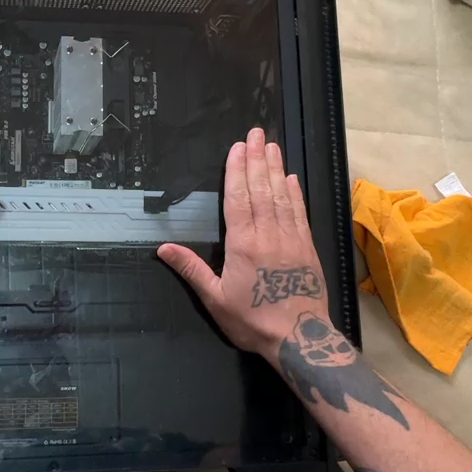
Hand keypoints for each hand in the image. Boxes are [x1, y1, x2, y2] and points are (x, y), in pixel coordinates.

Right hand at [158, 127, 328, 357]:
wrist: (299, 339)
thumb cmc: (253, 321)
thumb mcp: (215, 299)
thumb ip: (191, 269)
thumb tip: (164, 248)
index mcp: (243, 245)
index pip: (238, 199)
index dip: (237, 171)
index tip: (238, 148)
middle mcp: (268, 235)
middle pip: (261, 190)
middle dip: (257, 159)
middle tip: (257, 133)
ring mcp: (291, 239)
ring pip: (282, 196)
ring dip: (276, 169)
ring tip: (272, 146)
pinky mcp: (307, 248)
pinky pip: (300, 213)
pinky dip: (295, 193)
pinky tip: (292, 178)